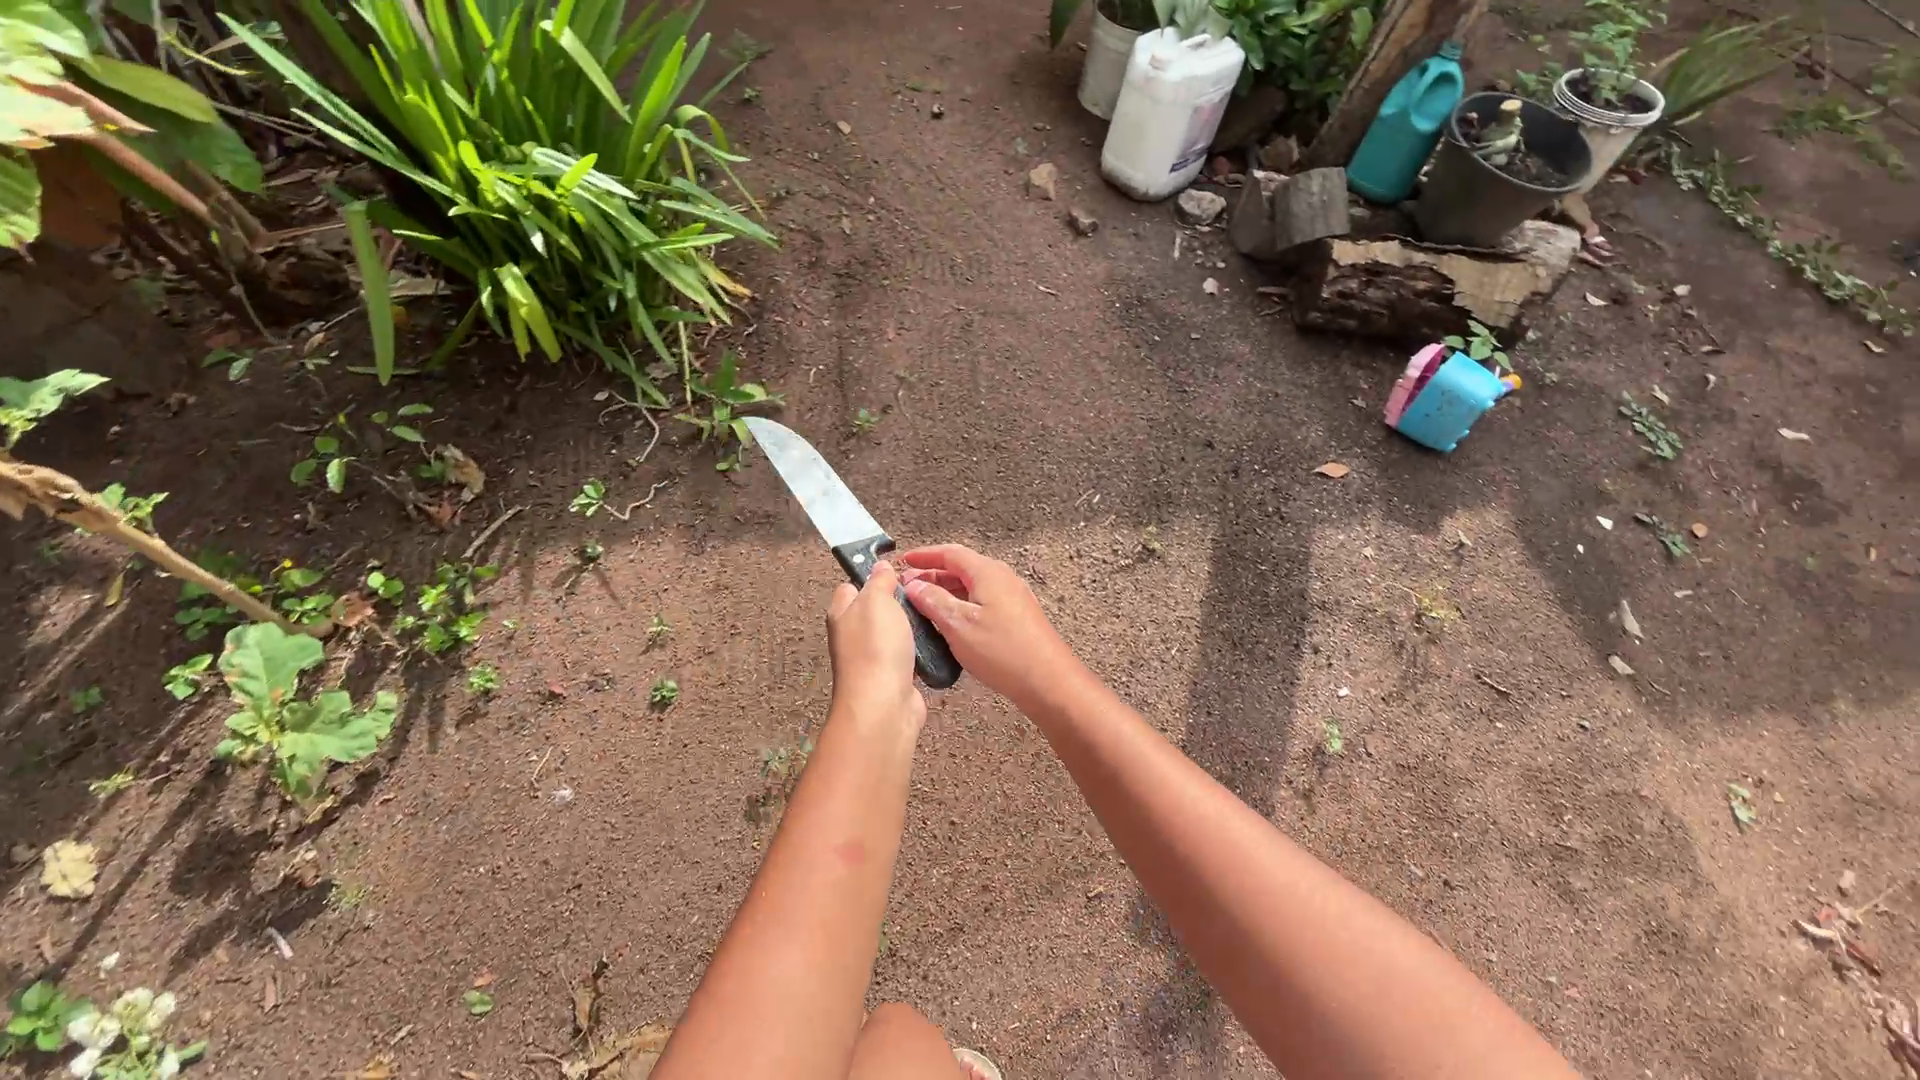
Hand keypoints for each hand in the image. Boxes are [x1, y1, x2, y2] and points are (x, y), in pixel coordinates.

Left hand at [826, 562, 925, 729]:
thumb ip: (879, 580)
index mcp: (842, 613)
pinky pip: (908, 656)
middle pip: (877, 609)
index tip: (895, 571)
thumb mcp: (877, 600)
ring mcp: (872, 658)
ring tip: (930, 618)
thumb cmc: (875, 649)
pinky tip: (931, 647)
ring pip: (895, 633)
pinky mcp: (893, 676)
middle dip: (898, 602)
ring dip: (912, 628)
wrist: (884, 704)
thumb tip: (880, 567)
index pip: (851, 585)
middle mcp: (853, 635)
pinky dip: (920, 652)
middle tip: (918, 595)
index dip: (871, 576)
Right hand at [899, 544, 1074, 706]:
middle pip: (962, 568)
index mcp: (988, 573)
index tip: (904, 559)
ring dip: (946, 590)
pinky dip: (962, 604)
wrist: (1047, 679)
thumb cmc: (1003, 651)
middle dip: (933, 574)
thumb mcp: (958, 624)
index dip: (924, 555)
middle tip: (908, 585)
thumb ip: (933, 601)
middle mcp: (1003, 578)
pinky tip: (951, 621)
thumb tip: (914, 585)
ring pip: (972, 586)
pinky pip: (983, 600)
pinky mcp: (1017, 616)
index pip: (950, 553)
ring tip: (924, 604)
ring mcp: (1013, 597)